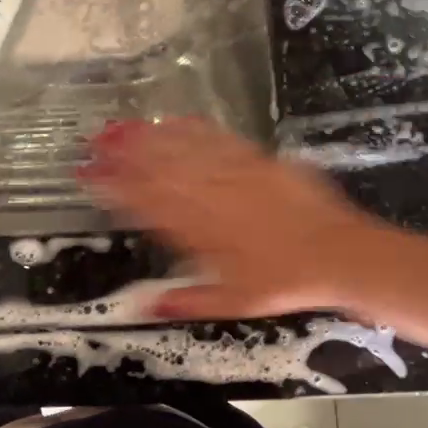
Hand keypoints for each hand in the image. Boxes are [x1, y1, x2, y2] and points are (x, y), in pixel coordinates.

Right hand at [79, 119, 393, 319]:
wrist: (338, 255)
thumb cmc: (284, 281)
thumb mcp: (233, 301)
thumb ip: (186, 300)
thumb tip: (146, 307)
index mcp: (197, 232)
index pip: (144, 204)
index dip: (112, 188)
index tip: (89, 176)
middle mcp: (209, 198)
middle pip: (155, 170)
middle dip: (120, 155)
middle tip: (92, 142)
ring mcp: (232, 175)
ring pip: (180, 150)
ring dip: (146, 137)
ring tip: (118, 126)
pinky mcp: (256, 160)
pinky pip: (216, 139)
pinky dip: (190, 128)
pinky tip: (172, 120)